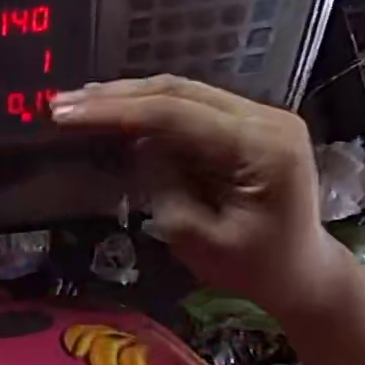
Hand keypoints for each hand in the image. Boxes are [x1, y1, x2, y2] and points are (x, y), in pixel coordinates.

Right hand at [51, 75, 352, 313]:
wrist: (303, 273)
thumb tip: (137, 145)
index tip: (64, 116)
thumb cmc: (254, 268)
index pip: (174, 114)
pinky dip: (145, 106)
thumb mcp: (200, 240)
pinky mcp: (242, 123)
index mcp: (261, 146)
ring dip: (125, 96)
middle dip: (113, 97)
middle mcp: (263, 117)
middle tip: (61, 104)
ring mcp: (256, 116)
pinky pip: (187, 105)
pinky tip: (113, 108)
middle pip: (176, 91)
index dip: (113, 112)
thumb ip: (164, 188)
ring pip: (179, 91)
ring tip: (78, 103)